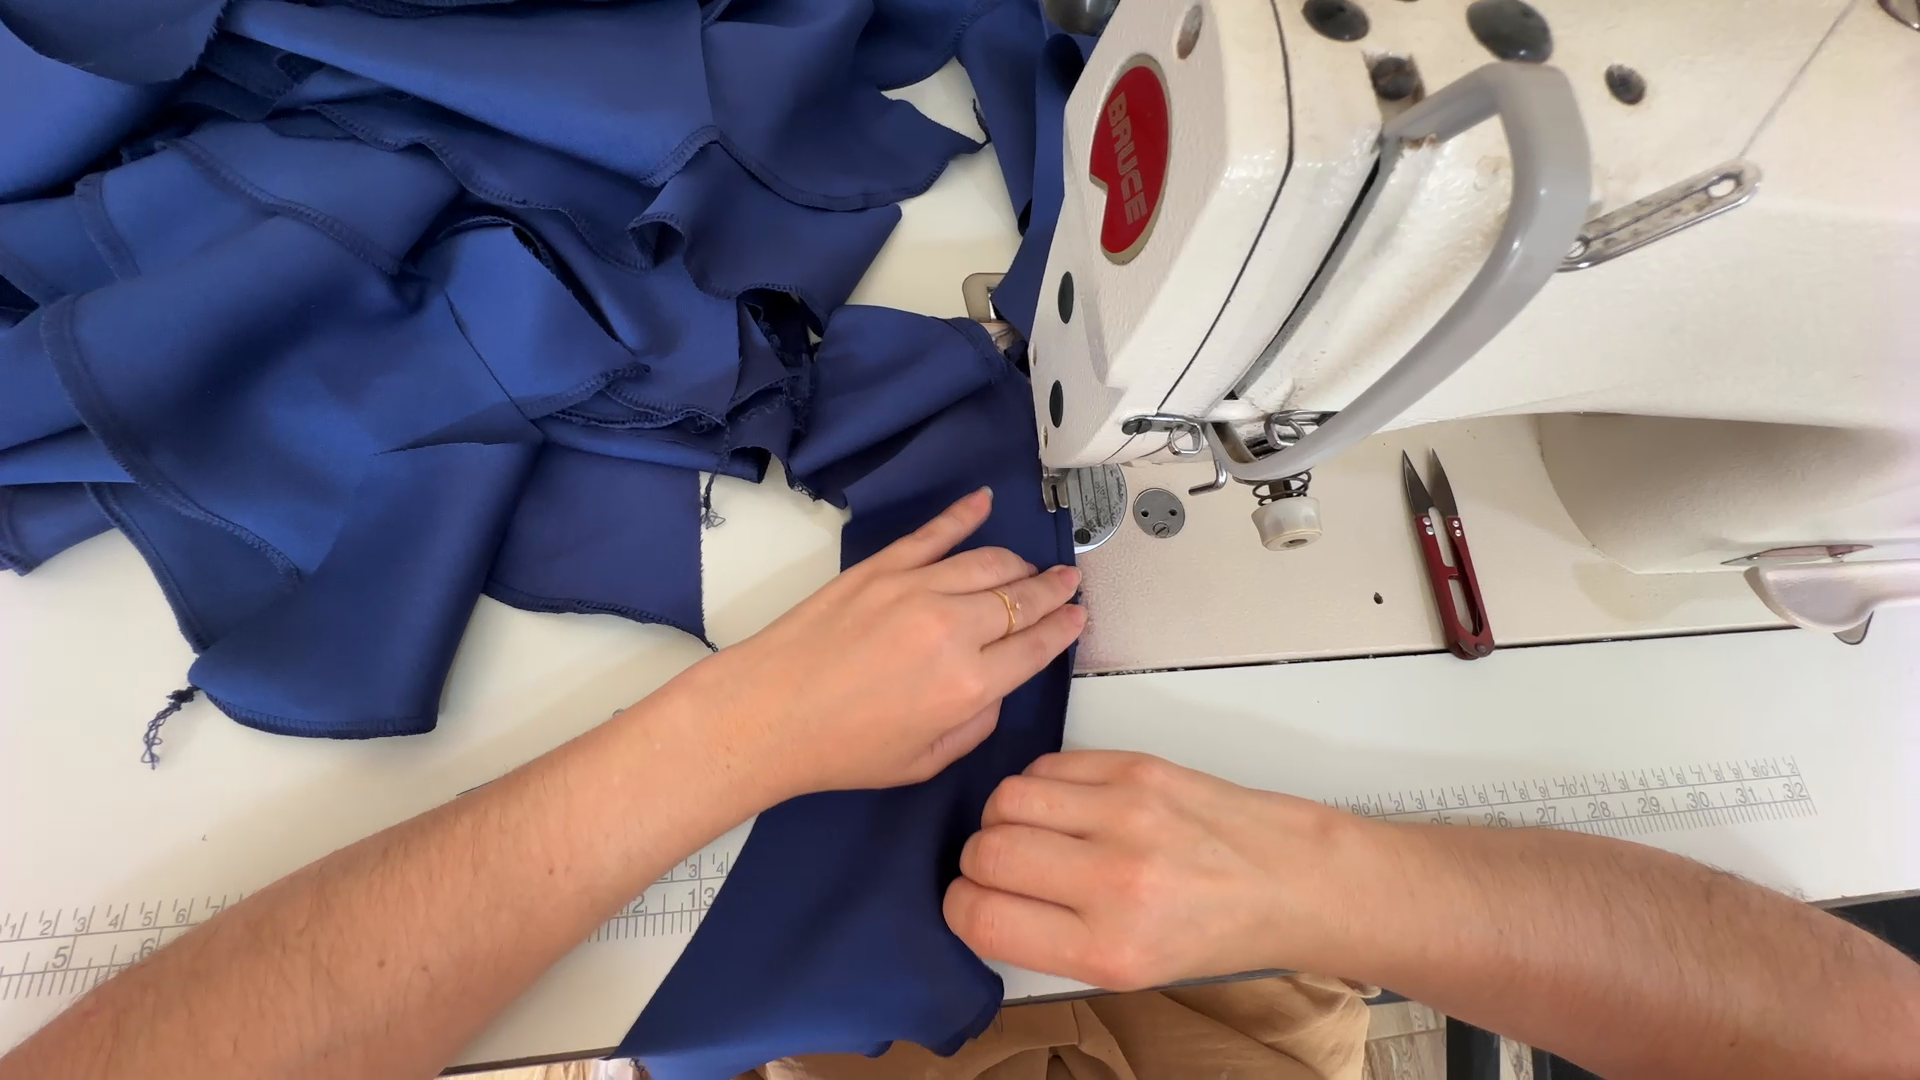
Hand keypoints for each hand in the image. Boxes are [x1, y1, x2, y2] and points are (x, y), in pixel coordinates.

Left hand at [679, 488, 1084, 803]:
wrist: (767, 714)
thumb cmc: (842, 748)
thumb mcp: (926, 760)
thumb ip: (977, 723)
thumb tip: (995, 685)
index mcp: (969, 684)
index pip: (1037, 645)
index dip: (1065, 628)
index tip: (1079, 615)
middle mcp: (953, 628)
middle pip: (1021, 598)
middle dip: (1054, 590)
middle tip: (1068, 582)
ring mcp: (916, 588)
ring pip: (989, 561)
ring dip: (1019, 562)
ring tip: (1032, 566)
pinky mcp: (882, 566)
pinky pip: (934, 533)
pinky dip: (963, 514)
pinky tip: (983, 503)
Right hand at [943, 751, 1358, 990]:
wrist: (1286, 877)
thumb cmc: (1210, 931)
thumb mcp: (1128, 968)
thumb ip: (1049, 938)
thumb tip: (980, 899)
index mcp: (1110, 949)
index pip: (983, 919)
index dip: (961, 907)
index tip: (973, 901)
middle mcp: (1113, 879)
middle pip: (985, 851)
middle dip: (977, 860)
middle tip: (1001, 865)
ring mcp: (1125, 812)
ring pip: (1006, 797)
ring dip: (1002, 817)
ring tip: (1030, 830)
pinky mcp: (1134, 765)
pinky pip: (1046, 765)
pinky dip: (1038, 785)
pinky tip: (1063, 805)